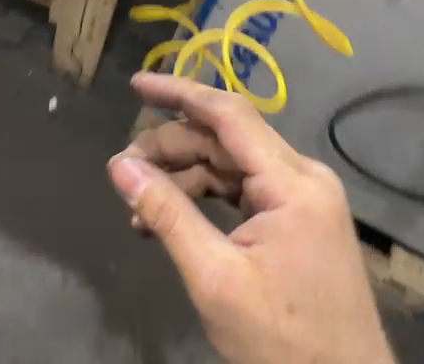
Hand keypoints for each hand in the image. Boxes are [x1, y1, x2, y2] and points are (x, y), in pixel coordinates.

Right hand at [110, 73, 394, 363]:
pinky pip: (242, 189)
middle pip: (223, 139)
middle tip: (123, 171)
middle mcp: (303, 178)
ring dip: (181, 176)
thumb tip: (119, 165)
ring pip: (229, 163)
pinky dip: (203, 197)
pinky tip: (167, 219)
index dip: (178, 91)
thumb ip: (167, 213)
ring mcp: (304, 200)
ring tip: (138, 206)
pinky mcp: (298, 222)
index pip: (227, 113)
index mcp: (293, 183)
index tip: (135, 84)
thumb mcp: (215, 277)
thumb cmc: (283, 342)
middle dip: (169, 147)